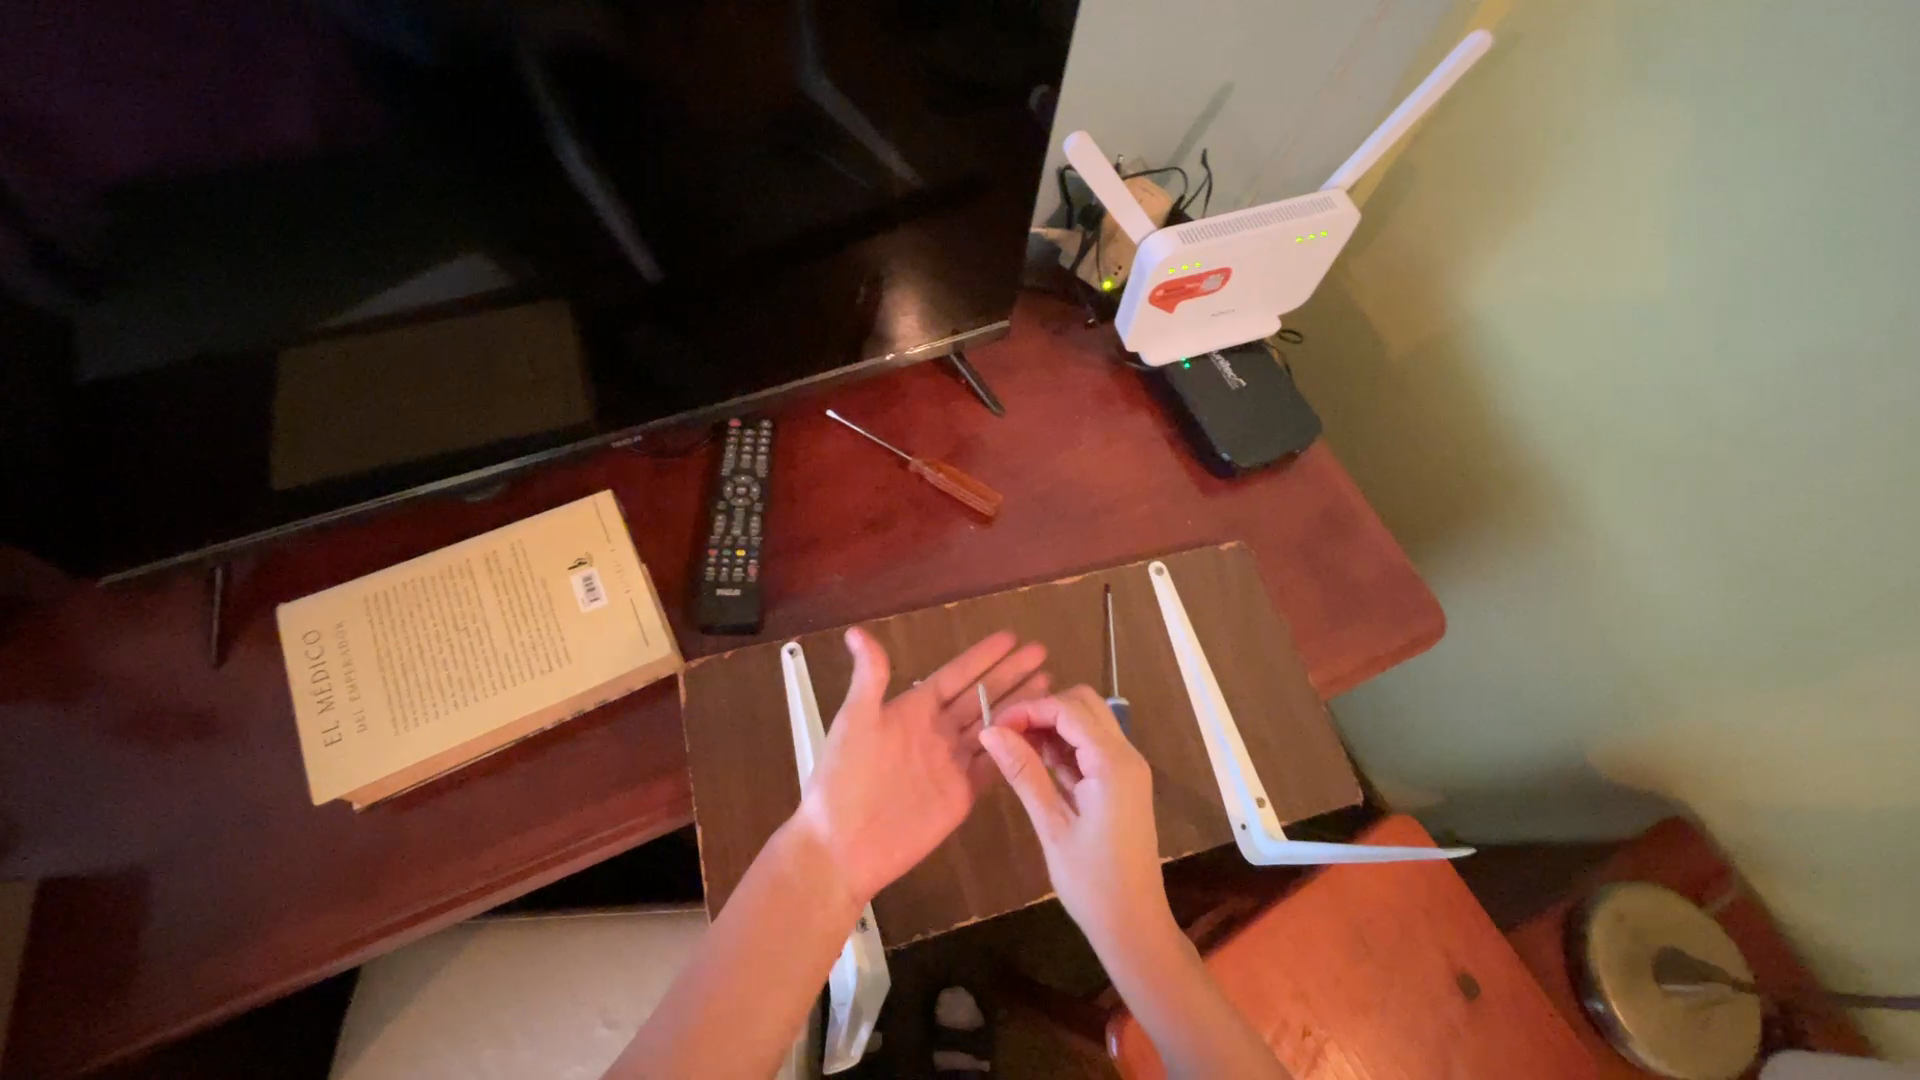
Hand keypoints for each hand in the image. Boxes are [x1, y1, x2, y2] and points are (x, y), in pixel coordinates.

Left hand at [796, 626, 1049, 906]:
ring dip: (1020, 706)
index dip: (982, 657)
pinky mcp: (961, 794)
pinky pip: (994, 765)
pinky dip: (1016, 748)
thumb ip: (868, 679)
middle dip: (1011, 675)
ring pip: (993, 726)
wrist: (842, 846)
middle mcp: (936, 731)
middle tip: (1041, 653)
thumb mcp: (854, 722)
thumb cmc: (843, 779)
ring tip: (1049, 685)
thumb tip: (857, 632)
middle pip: (982, 696)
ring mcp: (951, 763)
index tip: (1011, 637)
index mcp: (912, 710)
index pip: (956, 675)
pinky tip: (1038, 733)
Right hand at [979, 687, 1171, 946]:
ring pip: (1088, 722)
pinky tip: (1035, 764)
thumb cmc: (1091, 882)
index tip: (993, 727)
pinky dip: (1064, 746)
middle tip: (1005, 734)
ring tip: (1014, 748)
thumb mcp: (1052, 825)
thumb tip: (989, 732)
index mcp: (1113, 763)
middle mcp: (1126, 756)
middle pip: (1083, 705)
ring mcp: (1127, 769)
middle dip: (1042, 710)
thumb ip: (1023, 772)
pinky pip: (1091, 747)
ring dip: (1052, 726)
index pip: (1068, 710)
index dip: (1028, 710)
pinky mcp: (1121, 783)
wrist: (1134, 925)